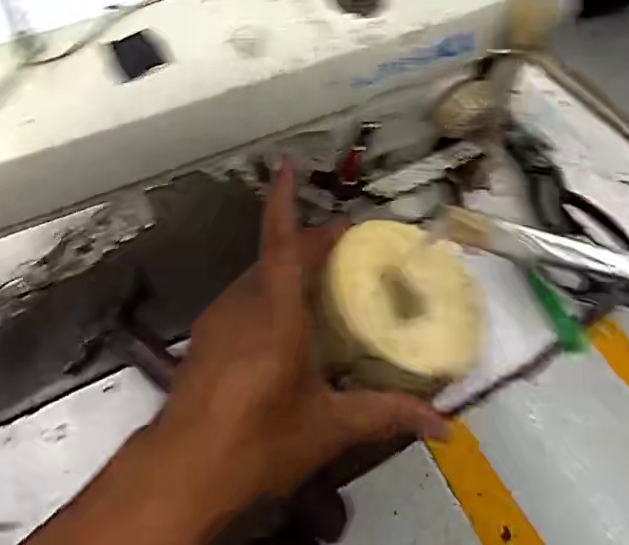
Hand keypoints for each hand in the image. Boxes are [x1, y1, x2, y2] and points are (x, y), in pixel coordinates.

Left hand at [27, 161, 450, 543]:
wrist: (185, 464)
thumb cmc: (258, 439)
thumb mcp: (326, 428)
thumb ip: (384, 416)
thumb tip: (443, 425)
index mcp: (274, 310)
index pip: (282, 241)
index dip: (284, 200)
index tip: (287, 165)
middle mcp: (242, 300)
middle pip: (274, 254)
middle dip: (306, 242)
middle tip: (344, 245)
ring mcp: (219, 314)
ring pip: (256, 275)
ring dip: (286, 268)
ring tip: (320, 280)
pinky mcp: (207, 332)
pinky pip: (243, 296)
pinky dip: (267, 291)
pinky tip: (283, 321)